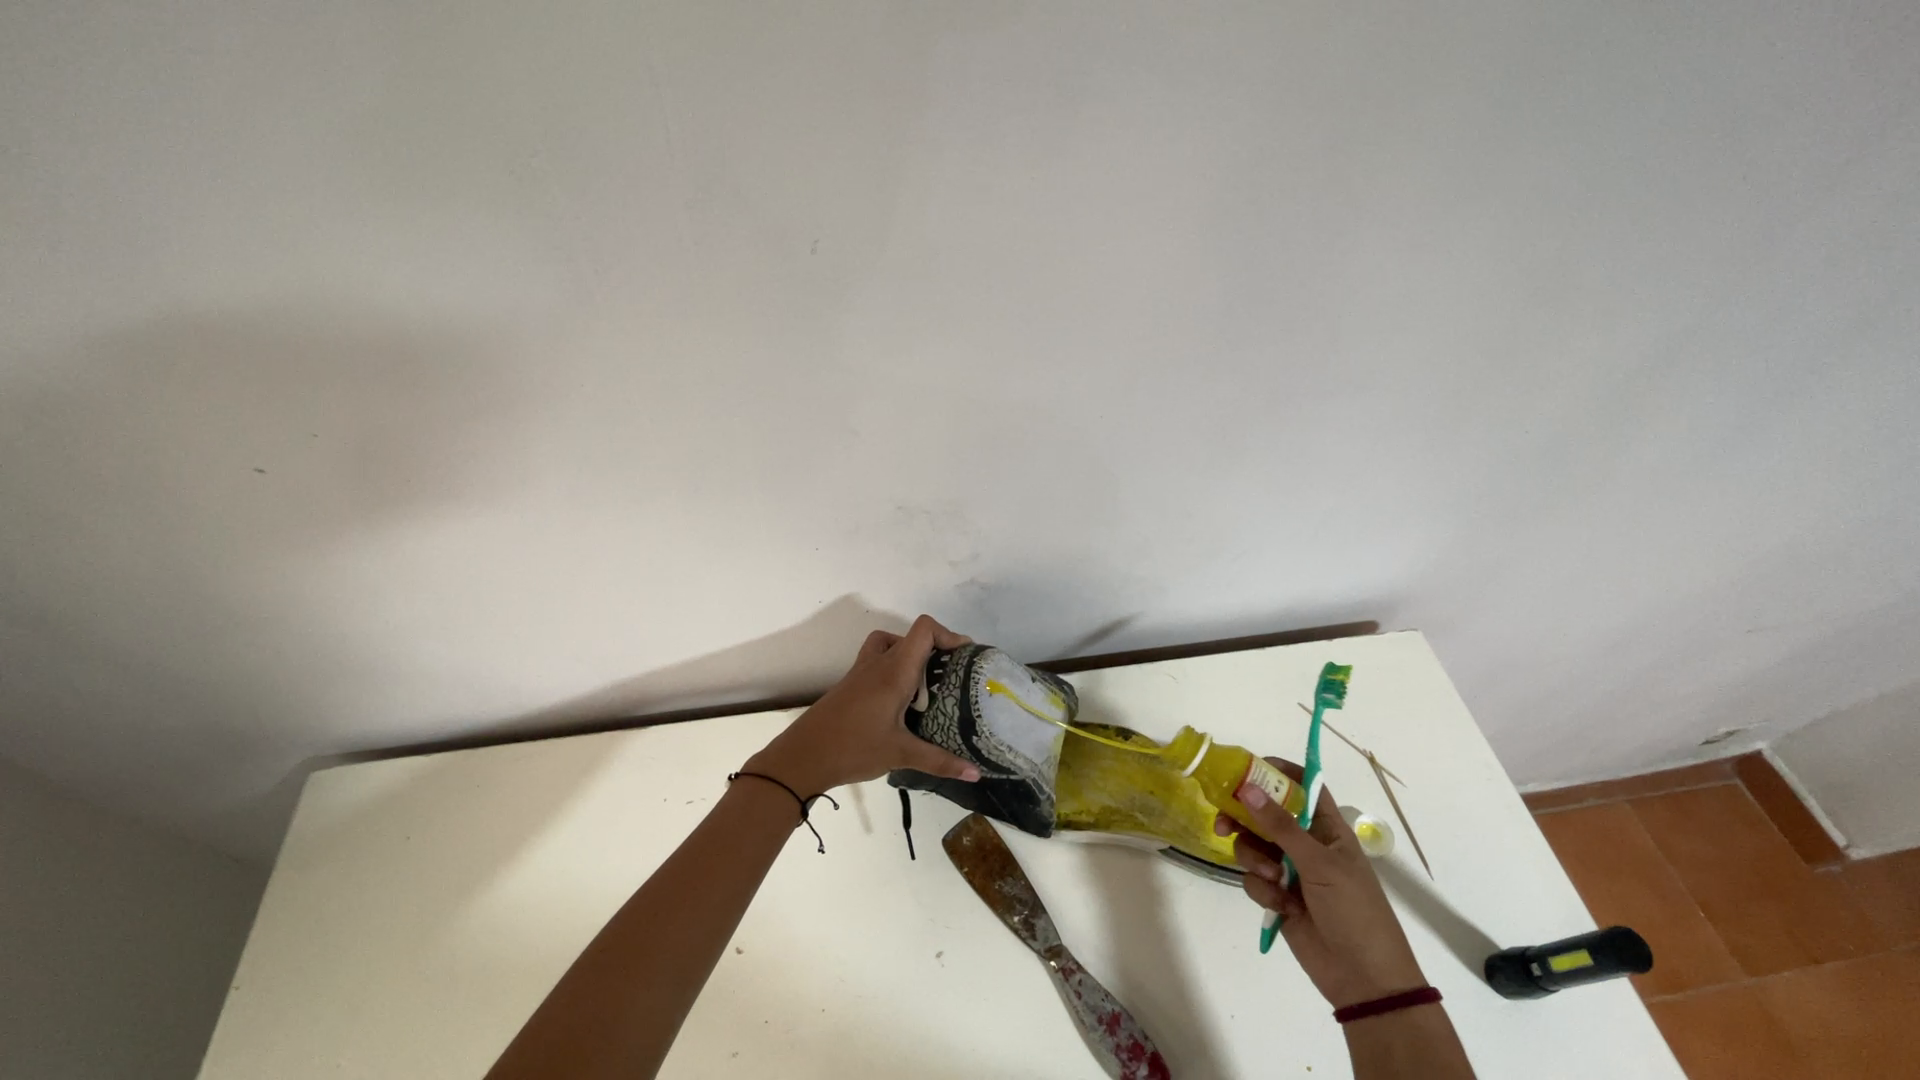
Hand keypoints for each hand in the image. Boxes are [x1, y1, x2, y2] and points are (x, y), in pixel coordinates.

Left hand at [743, 615, 982, 795]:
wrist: (801, 758)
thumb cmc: (853, 748)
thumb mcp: (900, 754)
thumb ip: (940, 761)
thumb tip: (976, 774)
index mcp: (894, 671)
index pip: (924, 630)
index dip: (948, 635)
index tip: (964, 659)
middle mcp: (878, 664)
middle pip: (911, 638)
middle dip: (936, 653)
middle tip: (951, 682)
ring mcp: (860, 673)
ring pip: (890, 647)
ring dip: (911, 659)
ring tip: (926, 690)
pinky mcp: (850, 686)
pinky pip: (877, 663)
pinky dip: (894, 672)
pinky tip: (900, 705)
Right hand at [1216, 759, 1426, 1009]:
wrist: (1363, 978)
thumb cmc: (1354, 910)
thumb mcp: (1319, 863)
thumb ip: (1280, 825)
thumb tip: (1247, 787)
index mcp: (1327, 827)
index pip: (1301, 786)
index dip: (1275, 772)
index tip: (1244, 770)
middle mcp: (1306, 843)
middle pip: (1265, 814)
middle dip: (1244, 818)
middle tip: (1223, 823)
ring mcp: (1290, 869)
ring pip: (1252, 846)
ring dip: (1255, 860)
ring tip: (1273, 880)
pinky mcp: (1276, 896)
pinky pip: (1252, 878)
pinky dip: (1262, 890)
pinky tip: (1282, 907)